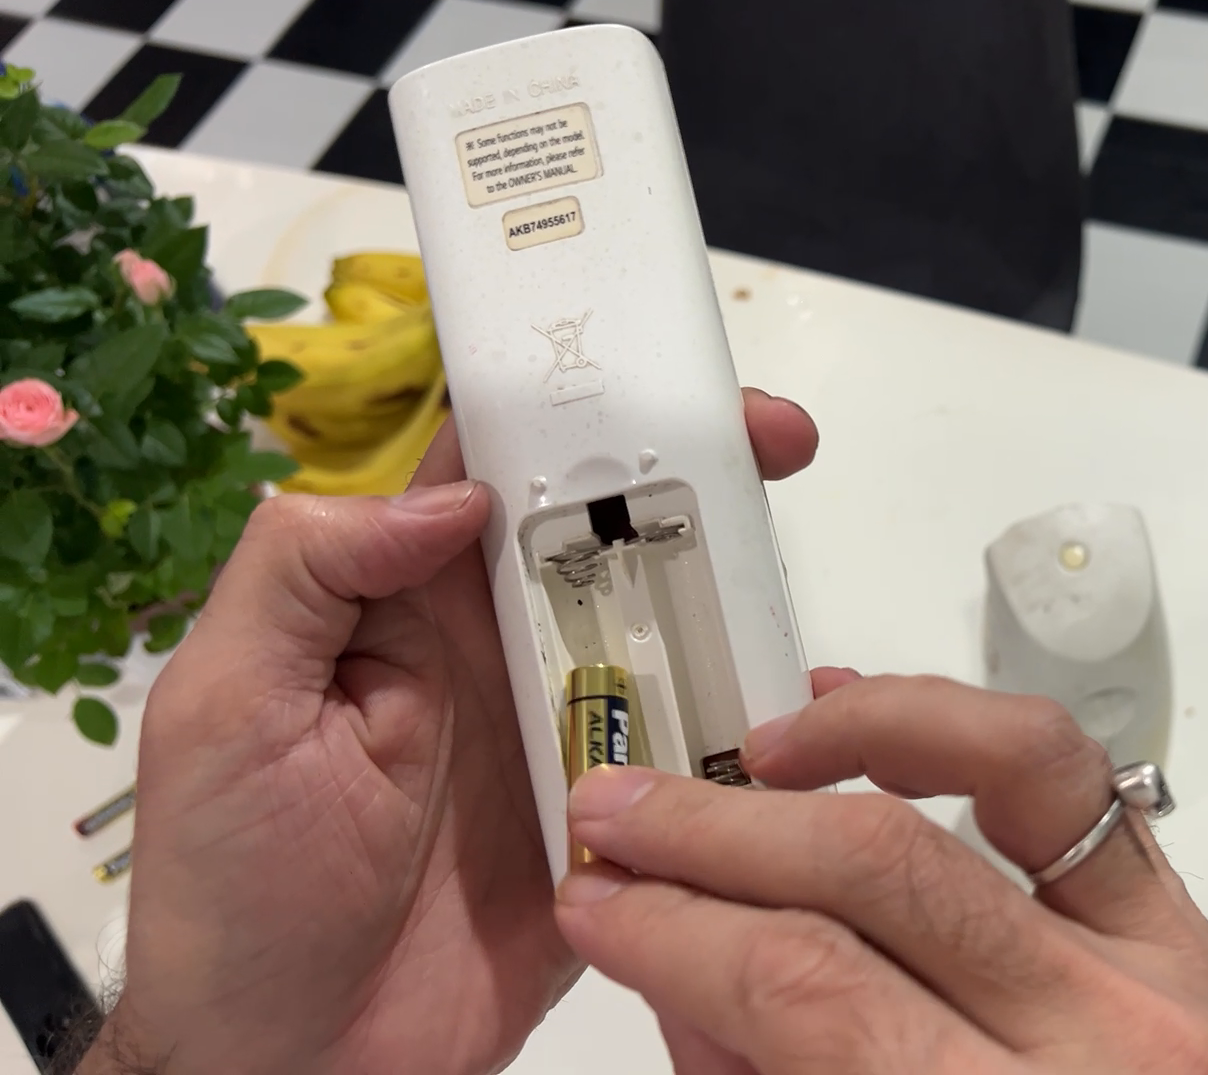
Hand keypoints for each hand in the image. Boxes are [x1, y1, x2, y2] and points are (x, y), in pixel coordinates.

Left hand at [89, 390, 817, 1074]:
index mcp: (433, 591)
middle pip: (628, 522)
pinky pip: (711, 711)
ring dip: (743, 571)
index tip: (663, 374)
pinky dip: (758, 685)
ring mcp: (594, 700)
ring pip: (684, 609)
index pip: (518, 463)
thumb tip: (453, 498)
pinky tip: (802, 669)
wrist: (330, 1051)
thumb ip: (308, 578)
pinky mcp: (641, 772)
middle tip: (779, 441)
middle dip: (707, 468)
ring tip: (795, 546)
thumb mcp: (231, 711)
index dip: (589, 402)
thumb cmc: (252, 889)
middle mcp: (526, 630)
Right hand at [556, 676, 1207, 1074]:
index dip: (681, 931)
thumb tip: (682, 957)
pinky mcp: (1167, 895)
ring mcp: (1156, 941)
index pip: (817, 993)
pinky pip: (1057, 765)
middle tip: (628, 806)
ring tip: (753, 748)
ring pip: (1005, 761)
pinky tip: (864, 712)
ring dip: (856, 731)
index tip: (600, 895)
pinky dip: (953, 721)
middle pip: (884, 867)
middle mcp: (1107, 1029)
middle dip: (726, 829)